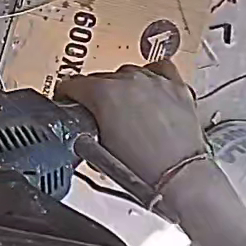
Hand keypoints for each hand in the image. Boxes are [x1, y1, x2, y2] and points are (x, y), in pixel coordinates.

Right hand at [57, 62, 206, 186]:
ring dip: (123, 87)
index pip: (73, 83)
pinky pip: (160, 69)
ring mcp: (154, 81)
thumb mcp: (98, 149)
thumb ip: (86, 128)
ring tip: (125, 108)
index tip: (68, 99)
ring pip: (129, 73)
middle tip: (98, 114)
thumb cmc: (144, 168)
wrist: (179, 176)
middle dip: (95, 94)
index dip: (66, 94)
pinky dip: (152, 77)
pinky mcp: (176, 86)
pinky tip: (149, 88)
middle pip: (101, 78)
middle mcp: (129, 80)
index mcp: (104, 93)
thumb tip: (83, 126)